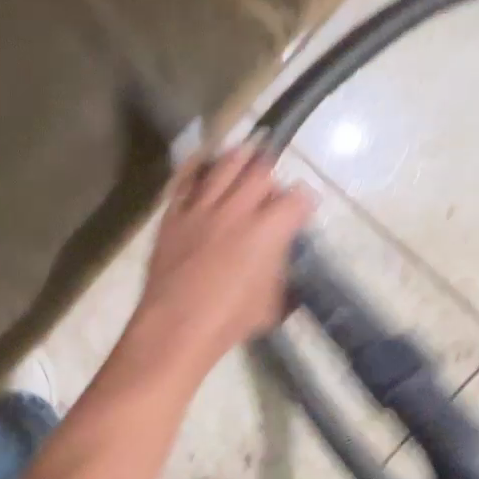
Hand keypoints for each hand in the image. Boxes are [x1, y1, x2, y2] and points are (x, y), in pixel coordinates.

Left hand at [128, 145, 313, 371]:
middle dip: (271, 174)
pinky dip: (198, 167)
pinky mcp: (174, 214)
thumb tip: (278, 257)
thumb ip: (278, 269)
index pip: (298, 198)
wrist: (176, 324)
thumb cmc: (229, 320)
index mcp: (269, 229)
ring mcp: (203, 207)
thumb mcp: (272, 302)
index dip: (304, 201)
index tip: (303, 207)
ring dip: (240, 158)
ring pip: (225, 166)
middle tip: (271, 184)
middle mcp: (238, 209)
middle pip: (261, 171)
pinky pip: (186, 179)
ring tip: (246, 154)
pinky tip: (204, 160)